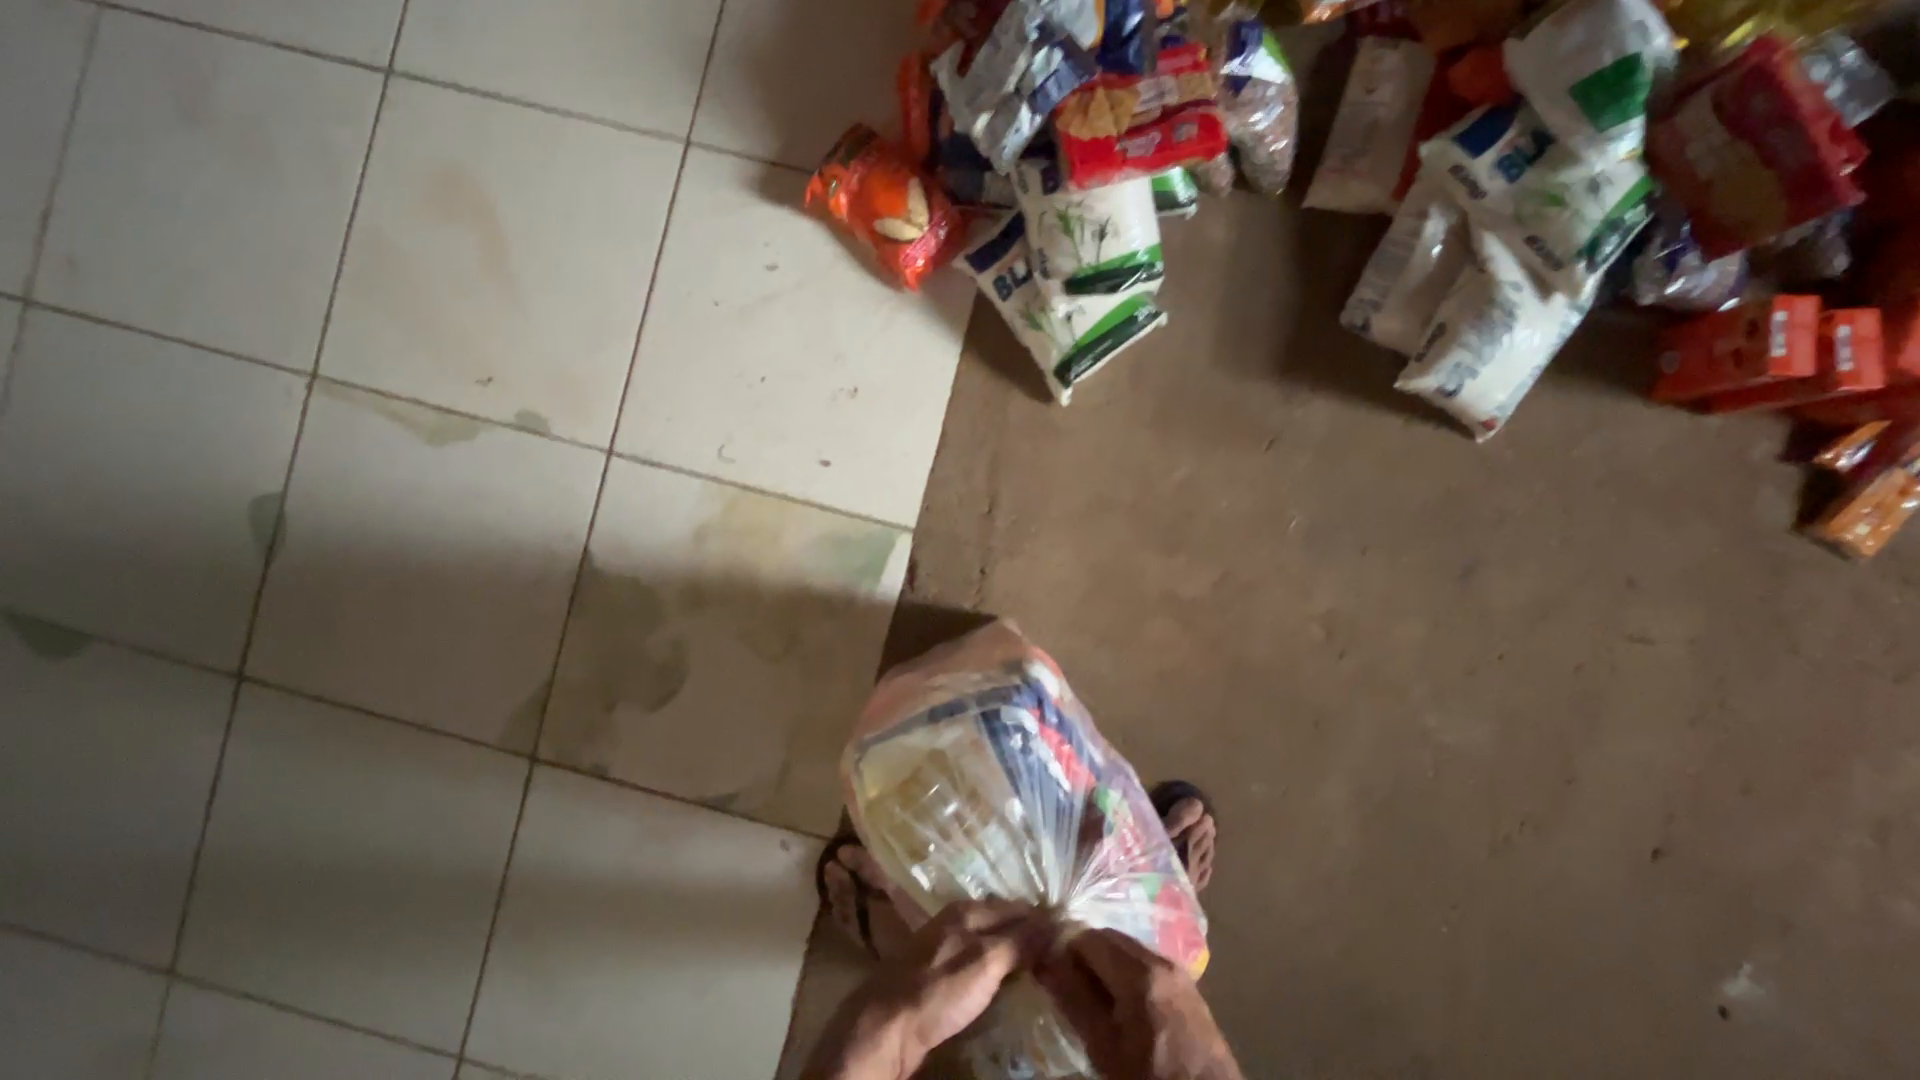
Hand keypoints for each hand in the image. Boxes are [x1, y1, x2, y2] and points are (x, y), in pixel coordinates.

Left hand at [804, 900, 1047, 1079]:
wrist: (886, 1025)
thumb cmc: (939, 989)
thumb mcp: (986, 961)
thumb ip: (1019, 939)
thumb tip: (1056, 918)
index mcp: (968, 910)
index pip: (1018, 906)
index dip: (1045, 919)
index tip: (1072, 933)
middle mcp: (955, 920)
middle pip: (1002, 919)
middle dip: (1030, 930)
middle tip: (1061, 951)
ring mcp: (943, 944)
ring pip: (989, 939)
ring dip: (1013, 949)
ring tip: (1040, 965)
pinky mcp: (936, 971)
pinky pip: (976, 959)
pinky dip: (996, 965)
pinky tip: (1004, 979)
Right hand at [1035, 927, 1244, 1079]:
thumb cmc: (1148, 1078)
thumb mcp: (1103, 1046)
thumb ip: (1073, 998)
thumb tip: (1044, 959)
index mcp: (1139, 971)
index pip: (1087, 936)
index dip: (1062, 947)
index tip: (1046, 966)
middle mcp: (1161, 958)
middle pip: (1110, 937)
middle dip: (1084, 952)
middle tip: (1064, 980)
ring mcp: (1179, 970)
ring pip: (1128, 948)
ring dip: (1105, 962)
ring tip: (1089, 993)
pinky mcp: (1188, 985)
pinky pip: (1146, 963)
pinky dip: (1126, 972)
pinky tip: (1118, 1000)